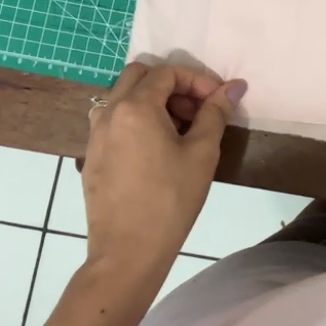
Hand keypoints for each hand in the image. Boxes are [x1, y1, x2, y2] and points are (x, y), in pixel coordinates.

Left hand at [80, 61, 244, 271]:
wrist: (128, 252)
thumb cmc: (171, 199)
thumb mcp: (202, 152)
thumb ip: (215, 113)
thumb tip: (233, 86)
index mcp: (135, 107)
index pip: (166, 72)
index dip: (196, 80)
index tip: (217, 100)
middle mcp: (108, 114)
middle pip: (138, 76)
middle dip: (171, 85)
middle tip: (196, 110)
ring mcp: (95, 137)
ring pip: (122, 98)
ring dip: (151, 101)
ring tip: (177, 130)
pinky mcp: (91, 158)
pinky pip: (113, 123)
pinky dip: (136, 121)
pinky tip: (156, 151)